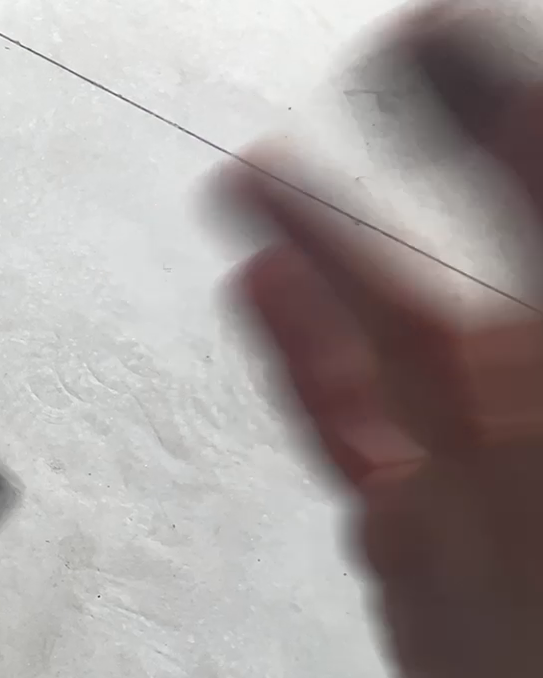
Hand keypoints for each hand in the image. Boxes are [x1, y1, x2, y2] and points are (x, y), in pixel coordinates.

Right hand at [225, 5, 542, 677]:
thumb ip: (530, 400)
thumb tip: (440, 309)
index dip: (534, 122)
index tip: (455, 41)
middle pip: (501, 242)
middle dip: (449, 140)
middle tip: (385, 47)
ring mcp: (476, 469)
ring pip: (391, 327)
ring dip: (329, 246)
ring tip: (258, 176)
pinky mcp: (402, 532)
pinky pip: (339, 422)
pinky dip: (296, 356)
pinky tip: (260, 292)